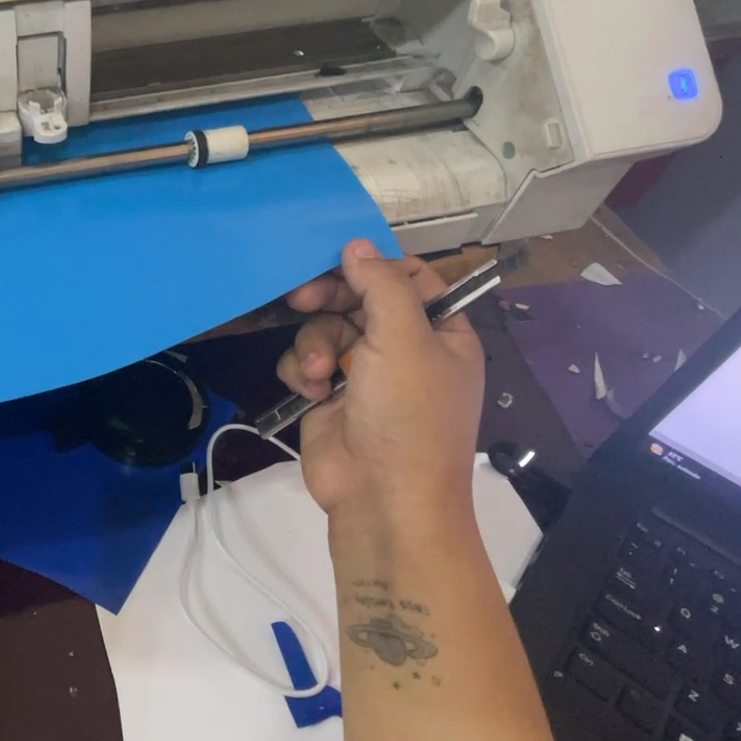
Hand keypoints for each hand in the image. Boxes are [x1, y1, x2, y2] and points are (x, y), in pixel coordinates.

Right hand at [276, 239, 484, 518]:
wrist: (381, 497)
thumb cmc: (407, 415)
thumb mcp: (405, 340)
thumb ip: (382, 285)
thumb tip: (357, 243)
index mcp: (440, 333)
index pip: (409, 279)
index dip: (374, 267)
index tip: (338, 260)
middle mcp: (403, 349)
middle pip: (357, 300)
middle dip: (329, 301)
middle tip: (301, 297)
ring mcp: (363, 374)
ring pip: (324, 330)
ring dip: (314, 346)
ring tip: (319, 375)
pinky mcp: (328, 396)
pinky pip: (304, 363)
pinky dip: (302, 373)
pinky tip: (310, 393)